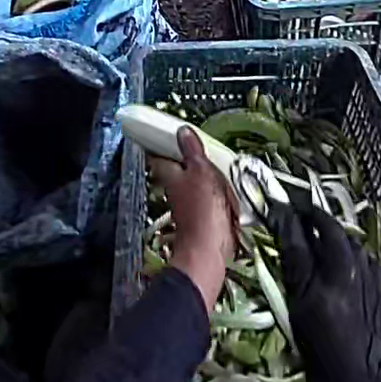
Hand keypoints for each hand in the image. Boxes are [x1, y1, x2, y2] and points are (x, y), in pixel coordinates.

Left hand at [150, 128, 236, 307]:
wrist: (210, 251)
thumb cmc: (203, 209)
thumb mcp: (201, 171)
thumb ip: (192, 152)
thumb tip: (182, 130)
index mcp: (172, 176)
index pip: (159, 158)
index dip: (159, 148)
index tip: (160, 137)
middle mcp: (175, 191)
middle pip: (175, 173)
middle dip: (180, 163)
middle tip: (189, 149)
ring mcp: (187, 208)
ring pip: (189, 186)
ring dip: (196, 178)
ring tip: (209, 166)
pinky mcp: (201, 220)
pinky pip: (204, 201)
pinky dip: (210, 194)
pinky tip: (221, 192)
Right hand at [268, 201, 380, 381]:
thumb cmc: (319, 339)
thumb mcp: (299, 292)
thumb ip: (294, 251)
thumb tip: (284, 214)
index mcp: (344, 262)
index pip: (326, 225)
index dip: (310, 215)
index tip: (296, 211)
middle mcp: (367, 270)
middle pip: (348, 242)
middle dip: (329, 237)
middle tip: (312, 242)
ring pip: (366, 264)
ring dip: (350, 261)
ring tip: (334, 272)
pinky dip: (368, 289)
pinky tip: (359, 300)